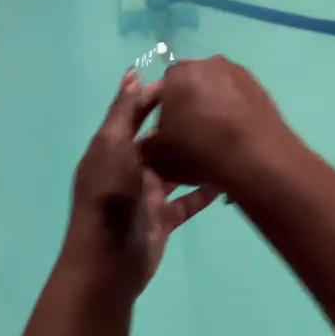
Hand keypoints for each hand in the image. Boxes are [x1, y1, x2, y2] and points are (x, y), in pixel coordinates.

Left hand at [65, 69, 217, 293]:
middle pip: (157, 140)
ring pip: (175, 169)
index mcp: (113, 147)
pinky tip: (226, 178)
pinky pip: (187, 201)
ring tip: (223, 138)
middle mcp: (129, 167)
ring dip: (194, 157)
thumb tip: (132, 74)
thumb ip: (123, 111)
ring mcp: (146, 195)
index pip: (135, 113)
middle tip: (211, 107)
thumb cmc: (110, 194)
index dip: (155, 96)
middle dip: (178, 125)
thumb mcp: (112, 145)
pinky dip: (204, 191)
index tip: (185, 81)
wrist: (108, 261)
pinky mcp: (163, 219)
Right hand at [139, 56, 302, 193]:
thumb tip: (148, 141)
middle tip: (191, 135)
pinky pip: (238, 96)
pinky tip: (236, 134)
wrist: (254, 156)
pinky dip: (234, 111)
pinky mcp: (259, 85)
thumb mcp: (158, 157)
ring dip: (213, 106)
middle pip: (191, 83)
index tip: (167, 133)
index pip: (162, 87)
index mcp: (178, 74)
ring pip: (217, 88)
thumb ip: (146, 145)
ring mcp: (237, 72)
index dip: (162, 110)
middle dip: (189, 104)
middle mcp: (207, 63)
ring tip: (216, 137)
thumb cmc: (198, 151)